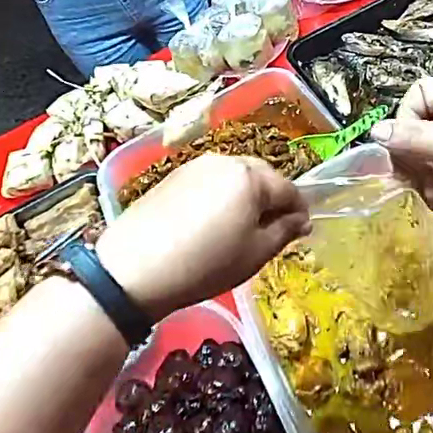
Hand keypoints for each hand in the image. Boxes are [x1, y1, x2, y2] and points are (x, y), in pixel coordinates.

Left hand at [97, 153, 309, 319]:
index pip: (290, 190)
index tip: (300, 232)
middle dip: (273, 199)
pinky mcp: (175, 175)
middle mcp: (228, 161)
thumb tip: (301, 221)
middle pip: (264, 176)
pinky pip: (212, 180)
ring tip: (240, 227)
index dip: (299, 212)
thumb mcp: (255, 254)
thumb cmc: (204, 264)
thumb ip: (285, 231)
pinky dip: (221, 196)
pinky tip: (211, 222)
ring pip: (237, 176)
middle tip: (271, 230)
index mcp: (252, 177)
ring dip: (247, 196)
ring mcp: (198, 165)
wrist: (131, 271)